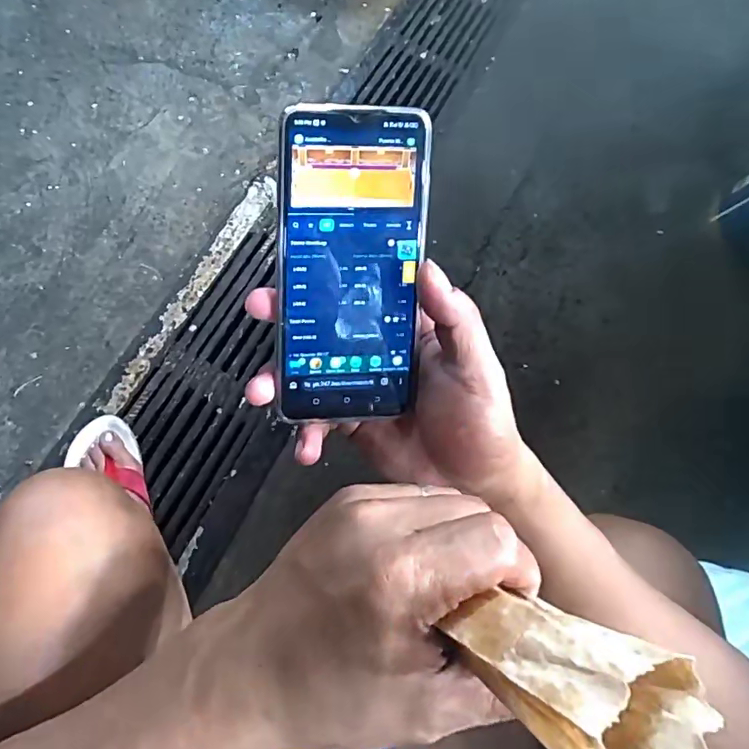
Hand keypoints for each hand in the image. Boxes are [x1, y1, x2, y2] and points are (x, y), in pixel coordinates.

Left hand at [215, 484, 539, 748]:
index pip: (499, 540)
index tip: (505, 607)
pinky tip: (414, 559)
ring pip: (451, 497)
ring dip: (465, 535)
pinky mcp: (349, 494)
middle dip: (495, 555)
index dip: (518, 574)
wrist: (247, 664)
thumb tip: (544, 663)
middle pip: (480, 512)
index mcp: (401, 575)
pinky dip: (432, 523)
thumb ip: (494, 687)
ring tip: (444, 579)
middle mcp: (381, 523)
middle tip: (477, 598)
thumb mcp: (421, 711)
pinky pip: (417, 494)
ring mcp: (361, 501)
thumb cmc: (331, 696)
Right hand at [244, 260, 542, 505]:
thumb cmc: (484, 417)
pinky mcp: (353, 423)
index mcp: (409, 330)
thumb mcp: (476, 363)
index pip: (367, 292)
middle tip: (263, 308)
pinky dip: (304, 433)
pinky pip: (317, 421)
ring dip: (280, 378)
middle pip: (326, 327)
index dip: (334, 277)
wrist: (476, 482)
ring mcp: (363, 388)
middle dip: (289, 316)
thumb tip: (428, 270)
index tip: (303, 266)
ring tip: (263, 390)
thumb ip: (456, 318)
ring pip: (311, 373)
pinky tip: (305, 445)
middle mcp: (380, 354)